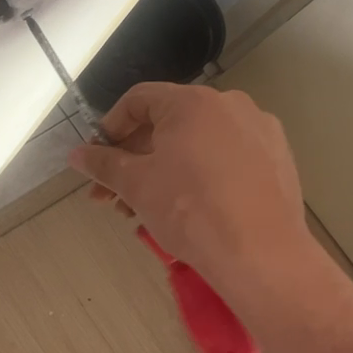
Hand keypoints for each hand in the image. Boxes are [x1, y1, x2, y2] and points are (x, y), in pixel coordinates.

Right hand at [68, 82, 315, 293]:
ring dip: (161, 171)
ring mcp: (258, 130)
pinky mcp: (275, 158)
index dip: (109, 128)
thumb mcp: (135, 185)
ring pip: (195, 143)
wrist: (259, 252)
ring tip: (142, 210)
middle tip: (111, 195)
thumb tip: (77, 154)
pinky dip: (197, 175)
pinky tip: (185, 209)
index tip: (97, 161)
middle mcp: (229, 105)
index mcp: (192, 103)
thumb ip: (103, 164)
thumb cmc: (189, 209)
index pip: (138, 100)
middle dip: (132, 159)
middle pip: (167, 124)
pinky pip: (224, 158)